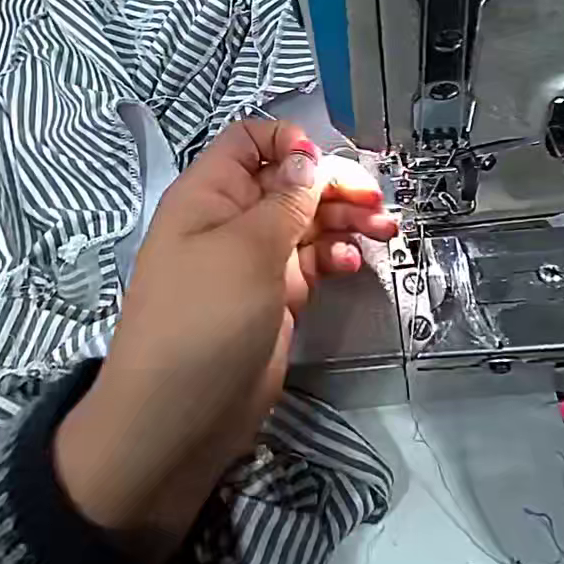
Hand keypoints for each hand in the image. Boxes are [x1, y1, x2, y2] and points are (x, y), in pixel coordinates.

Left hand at [53, 119, 396, 563]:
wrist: (178, 421)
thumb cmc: (205, 318)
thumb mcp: (248, 248)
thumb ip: (286, 199)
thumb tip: (307, 156)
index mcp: (211, 194)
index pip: (249, 141)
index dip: (287, 142)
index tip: (322, 164)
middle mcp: (233, 219)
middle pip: (290, 182)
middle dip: (333, 186)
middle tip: (375, 203)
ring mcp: (255, 258)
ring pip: (307, 221)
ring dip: (345, 220)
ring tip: (385, 230)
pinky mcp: (276, 293)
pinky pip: (311, 260)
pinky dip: (333, 256)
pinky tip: (352, 264)